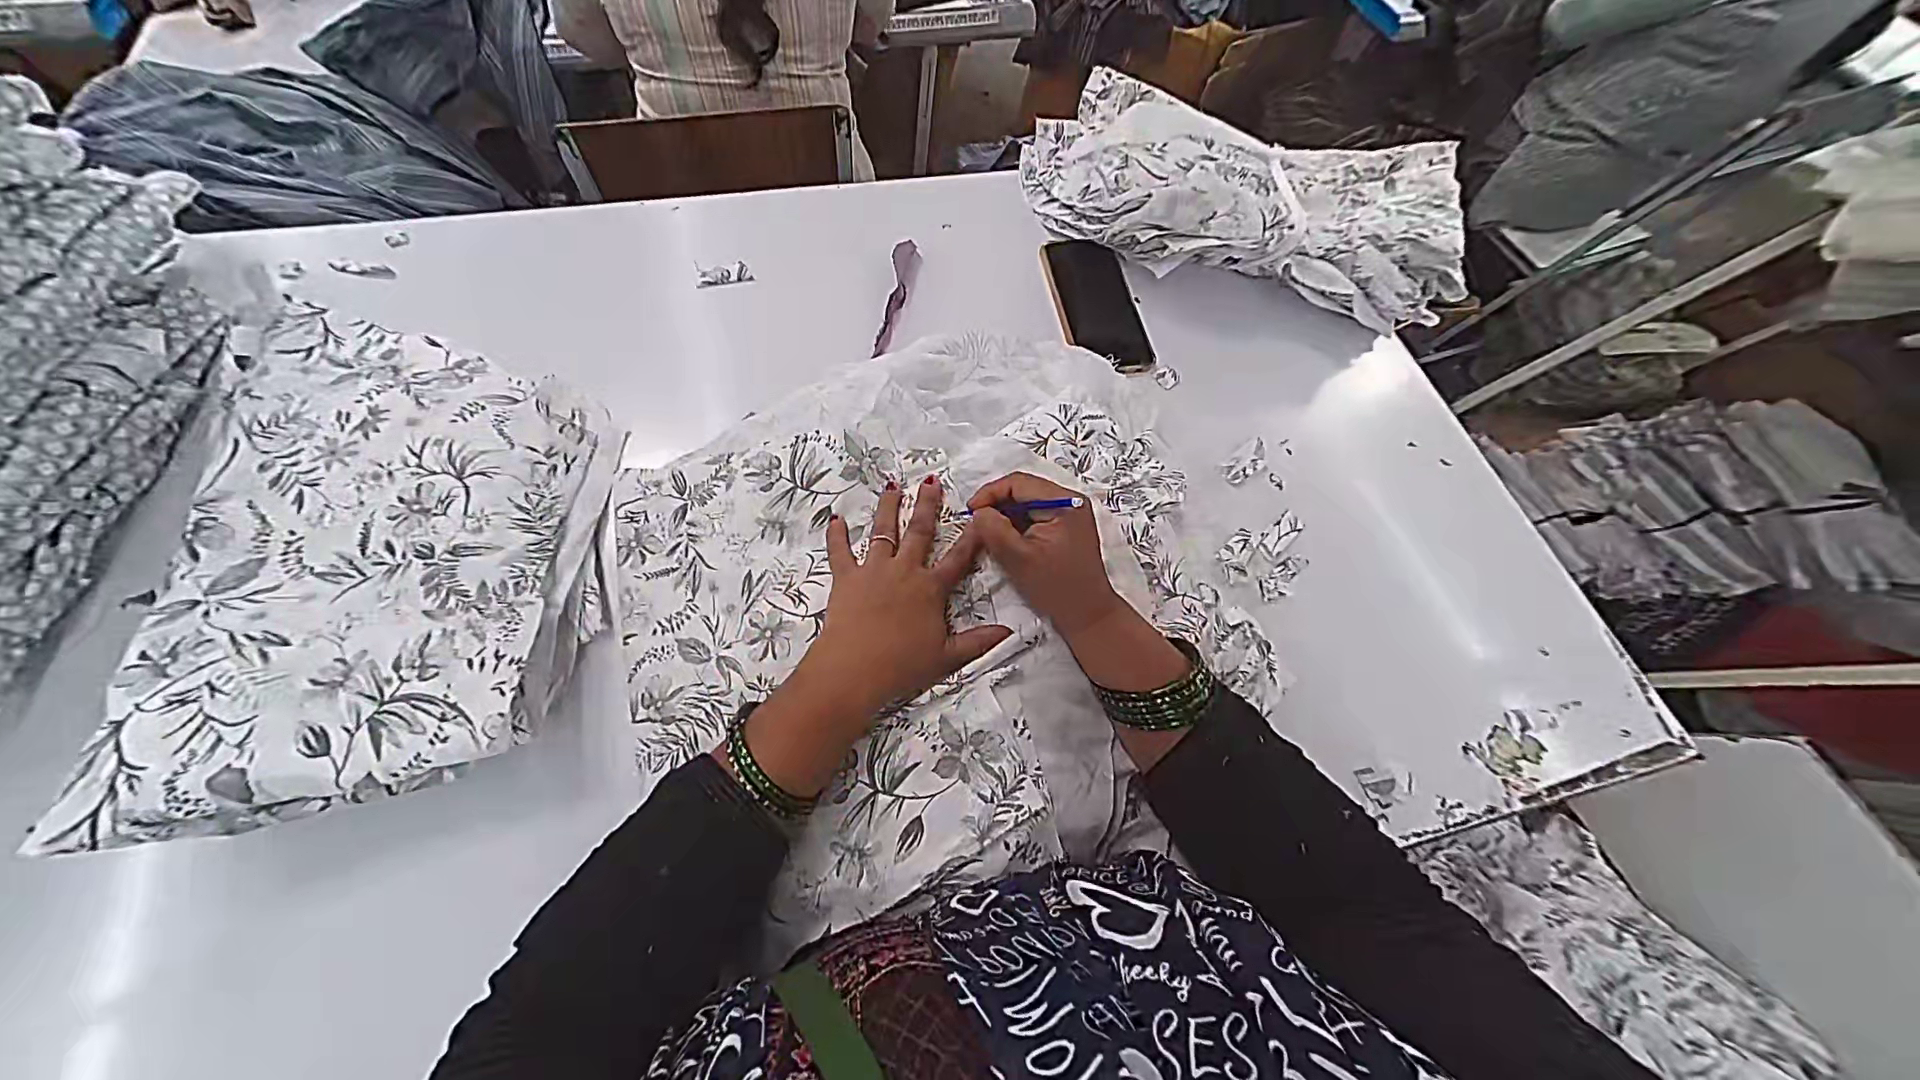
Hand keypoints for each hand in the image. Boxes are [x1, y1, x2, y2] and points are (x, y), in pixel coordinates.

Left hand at [730, 478, 1010, 799]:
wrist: (855, 669)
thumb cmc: (903, 665)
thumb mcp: (947, 656)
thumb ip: (978, 641)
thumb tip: (1008, 633)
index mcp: (931, 588)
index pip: (958, 558)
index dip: (972, 537)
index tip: (980, 516)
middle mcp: (904, 571)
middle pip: (919, 532)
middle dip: (928, 505)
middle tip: (931, 483)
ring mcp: (873, 571)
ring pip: (882, 531)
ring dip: (888, 508)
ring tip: (892, 487)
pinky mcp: (846, 578)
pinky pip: (840, 552)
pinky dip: (836, 535)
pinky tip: (835, 519)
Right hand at [963, 472, 1129, 637]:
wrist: (1087, 615)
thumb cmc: (1058, 589)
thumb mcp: (1018, 558)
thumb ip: (993, 529)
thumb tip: (979, 511)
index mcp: (1064, 503)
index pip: (1018, 483)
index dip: (989, 493)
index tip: (971, 511)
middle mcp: (1071, 502)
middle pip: (1023, 490)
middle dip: (997, 505)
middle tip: (977, 524)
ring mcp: (1070, 514)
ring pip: (1027, 503)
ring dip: (1006, 515)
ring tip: (990, 535)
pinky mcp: (1066, 527)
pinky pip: (1035, 516)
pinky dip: (1017, 525)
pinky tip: (1007, 541)